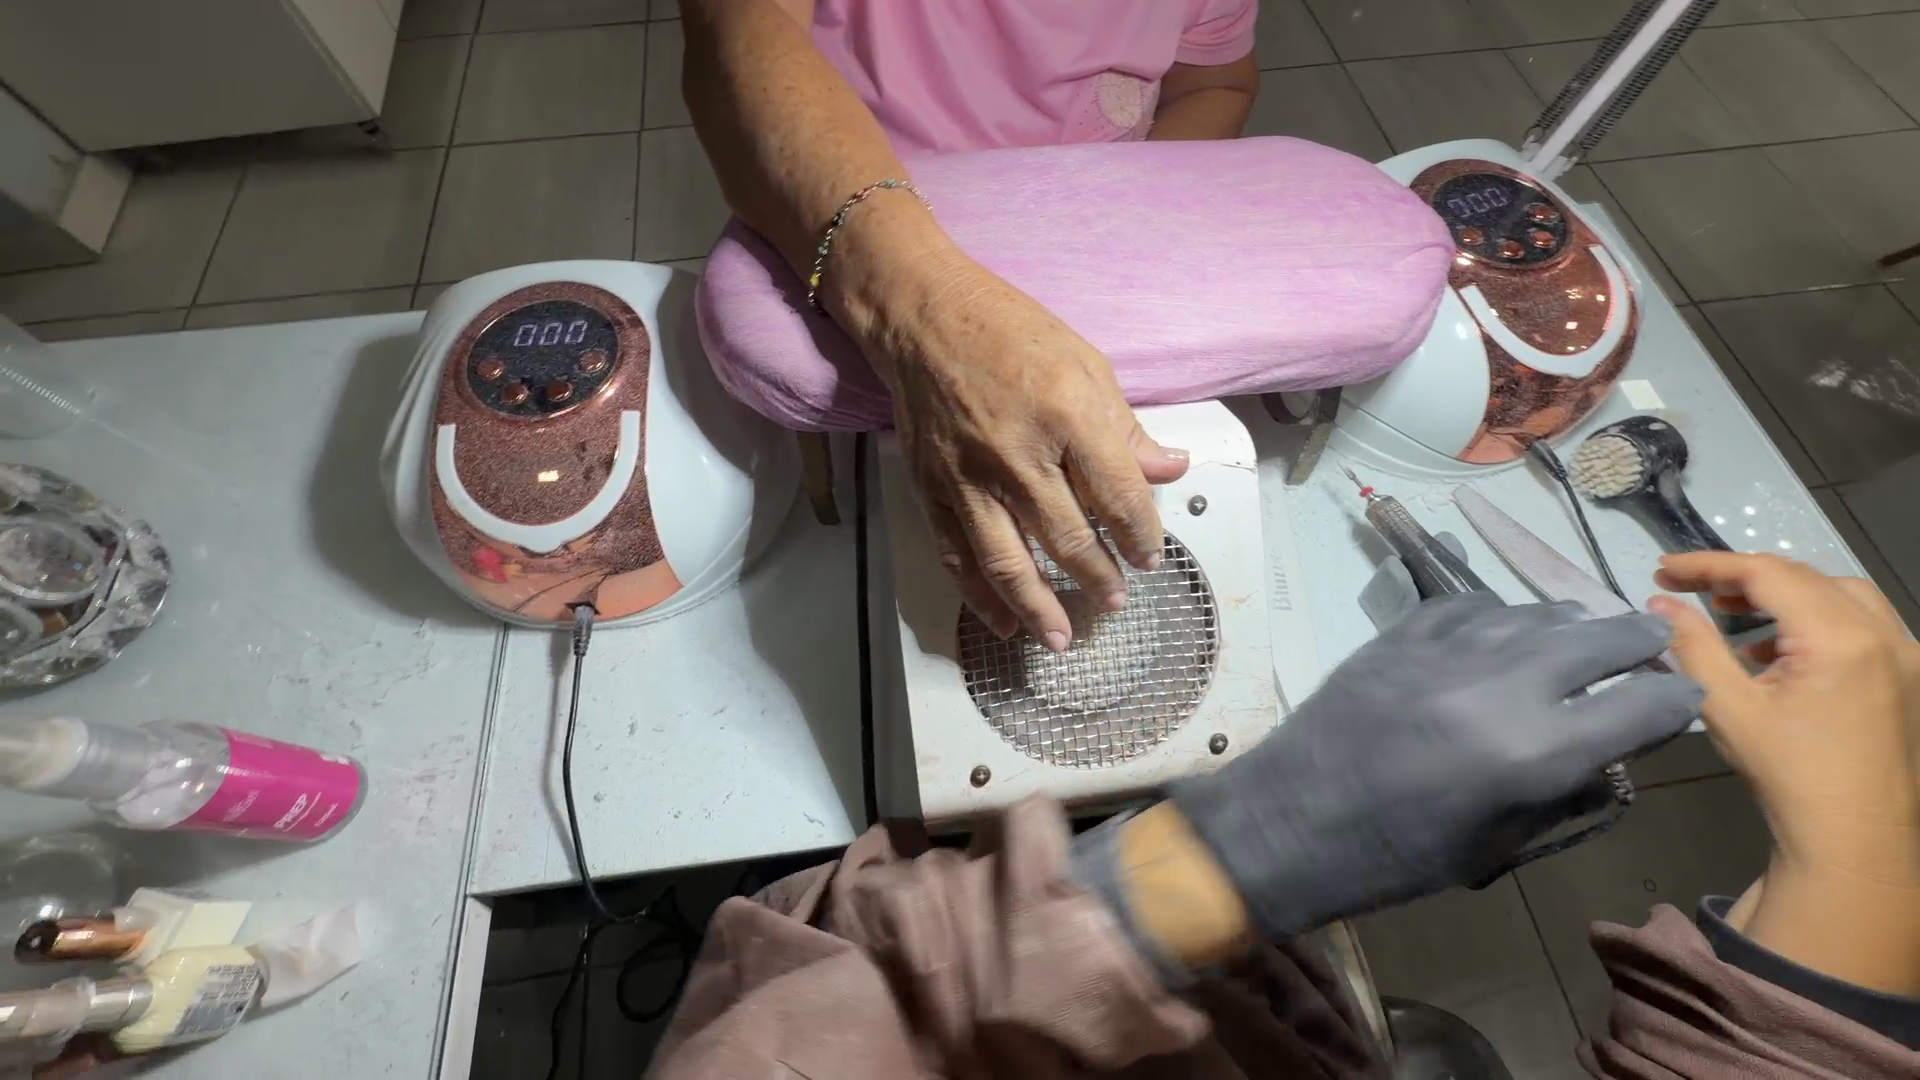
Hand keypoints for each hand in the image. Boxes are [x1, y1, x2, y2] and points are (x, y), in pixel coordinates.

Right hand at [869, 250, 1187, 648]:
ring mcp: (968, 478)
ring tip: (1062, 638)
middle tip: (1115, 600)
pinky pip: (957, 555)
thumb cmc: (1009, 330)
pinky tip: (1002, 624)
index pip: (1118, 495)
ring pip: (1008, 561)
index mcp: (1068, 415)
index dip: (1142, 535)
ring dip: (1038, 607)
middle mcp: (1017, 454)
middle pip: (1068, 537)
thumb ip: (1125, 427)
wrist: (923, 317)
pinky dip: (980, 596)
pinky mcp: (932, 489)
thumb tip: (1169, 470)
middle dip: (1098, 578)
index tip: (1150, 556)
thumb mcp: (1085, 363)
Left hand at [1169, 595, 1700, 938]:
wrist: (1293, 816)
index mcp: (1535, 751)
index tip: (1685, 693)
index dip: (1674, 699)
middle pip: (1590, 641)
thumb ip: (1556, 785)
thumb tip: (1598, 748)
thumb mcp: (1496, 839)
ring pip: (1524, 614)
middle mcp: (1496, 688)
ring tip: (1580, 626)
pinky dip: (1490, 612)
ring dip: (1562, 620)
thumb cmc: (1395, 853)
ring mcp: (1438, 654)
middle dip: (1632, 638)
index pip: (1640, 707)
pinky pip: (1458, 607)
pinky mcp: (1391, 640)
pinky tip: (1498, 622)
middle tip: (1651, 636)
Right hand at [1652, 553, 1919, 884]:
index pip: (1770, 574)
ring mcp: (1907, 658)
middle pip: (1807, 577)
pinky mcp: (1909, 678)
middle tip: (1683, 586)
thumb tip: (1660, 603)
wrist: (1855, 832)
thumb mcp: (1722, 703)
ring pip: (1840, 594)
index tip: (1663, 570)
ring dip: (1779, 592)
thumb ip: (1691, 644)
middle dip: (1740, 574)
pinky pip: (1860, 624)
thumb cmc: (1785, 766)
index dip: (1710, 564)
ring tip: (1725, 609)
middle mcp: (1887, 638)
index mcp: (1841, 640)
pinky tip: (1771, 648)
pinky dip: (1810, 617)